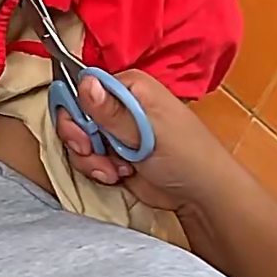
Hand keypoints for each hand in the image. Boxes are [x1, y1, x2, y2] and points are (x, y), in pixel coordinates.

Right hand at [56, 70, 245, 213]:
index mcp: (130, 87)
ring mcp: (116, 129)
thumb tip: (85, 82)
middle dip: (81, 140)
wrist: (200, 194)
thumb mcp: (146, 132)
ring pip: (79, 140)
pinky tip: (118, 176)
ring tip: (116, 170)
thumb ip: (111, 111)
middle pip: (75, 114)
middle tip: (94, 152)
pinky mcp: (113, 153)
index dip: (76, 112)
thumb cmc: (185, 156)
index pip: (83, 88)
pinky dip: (97, 170)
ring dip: (91, 160)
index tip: (84, 135)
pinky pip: (88, 158)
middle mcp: (120, 104)